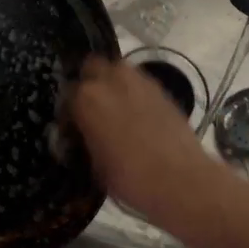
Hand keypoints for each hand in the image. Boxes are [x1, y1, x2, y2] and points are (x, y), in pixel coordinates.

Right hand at [67, 54, 218, 221]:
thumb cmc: (131, 178)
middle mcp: (110, 80)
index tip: (74, 126)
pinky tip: (138, 114)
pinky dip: (134, 92)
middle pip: (92, 67)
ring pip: (118, 70)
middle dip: (90, 82)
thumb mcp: (96, 165)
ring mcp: (138, 81)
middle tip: (93, 107)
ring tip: (117, 107)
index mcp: (86, 99)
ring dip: (113, 83)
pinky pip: (139, 82)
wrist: (181, 179)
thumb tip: (86, 136)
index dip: (70, 111)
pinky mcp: (161, 88)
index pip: (67, 95)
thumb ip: (86, 141)